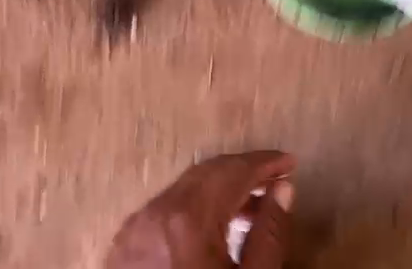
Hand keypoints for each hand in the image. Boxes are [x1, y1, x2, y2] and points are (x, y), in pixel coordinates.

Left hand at [104, 151, 294, 268]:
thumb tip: (283, 190)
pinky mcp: (120, 249)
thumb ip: (269, 235)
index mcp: (190, 219)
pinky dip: (192, 208)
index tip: (290, 164)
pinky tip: (212, 230)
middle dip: (243, 171)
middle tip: (275, 181)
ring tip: (250, 209)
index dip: (266, 163)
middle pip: (207, 172)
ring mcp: (133, 230)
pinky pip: (163, 211)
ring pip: (183, 190)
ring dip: (218, 189)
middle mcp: (157, 213)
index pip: (235, 171)